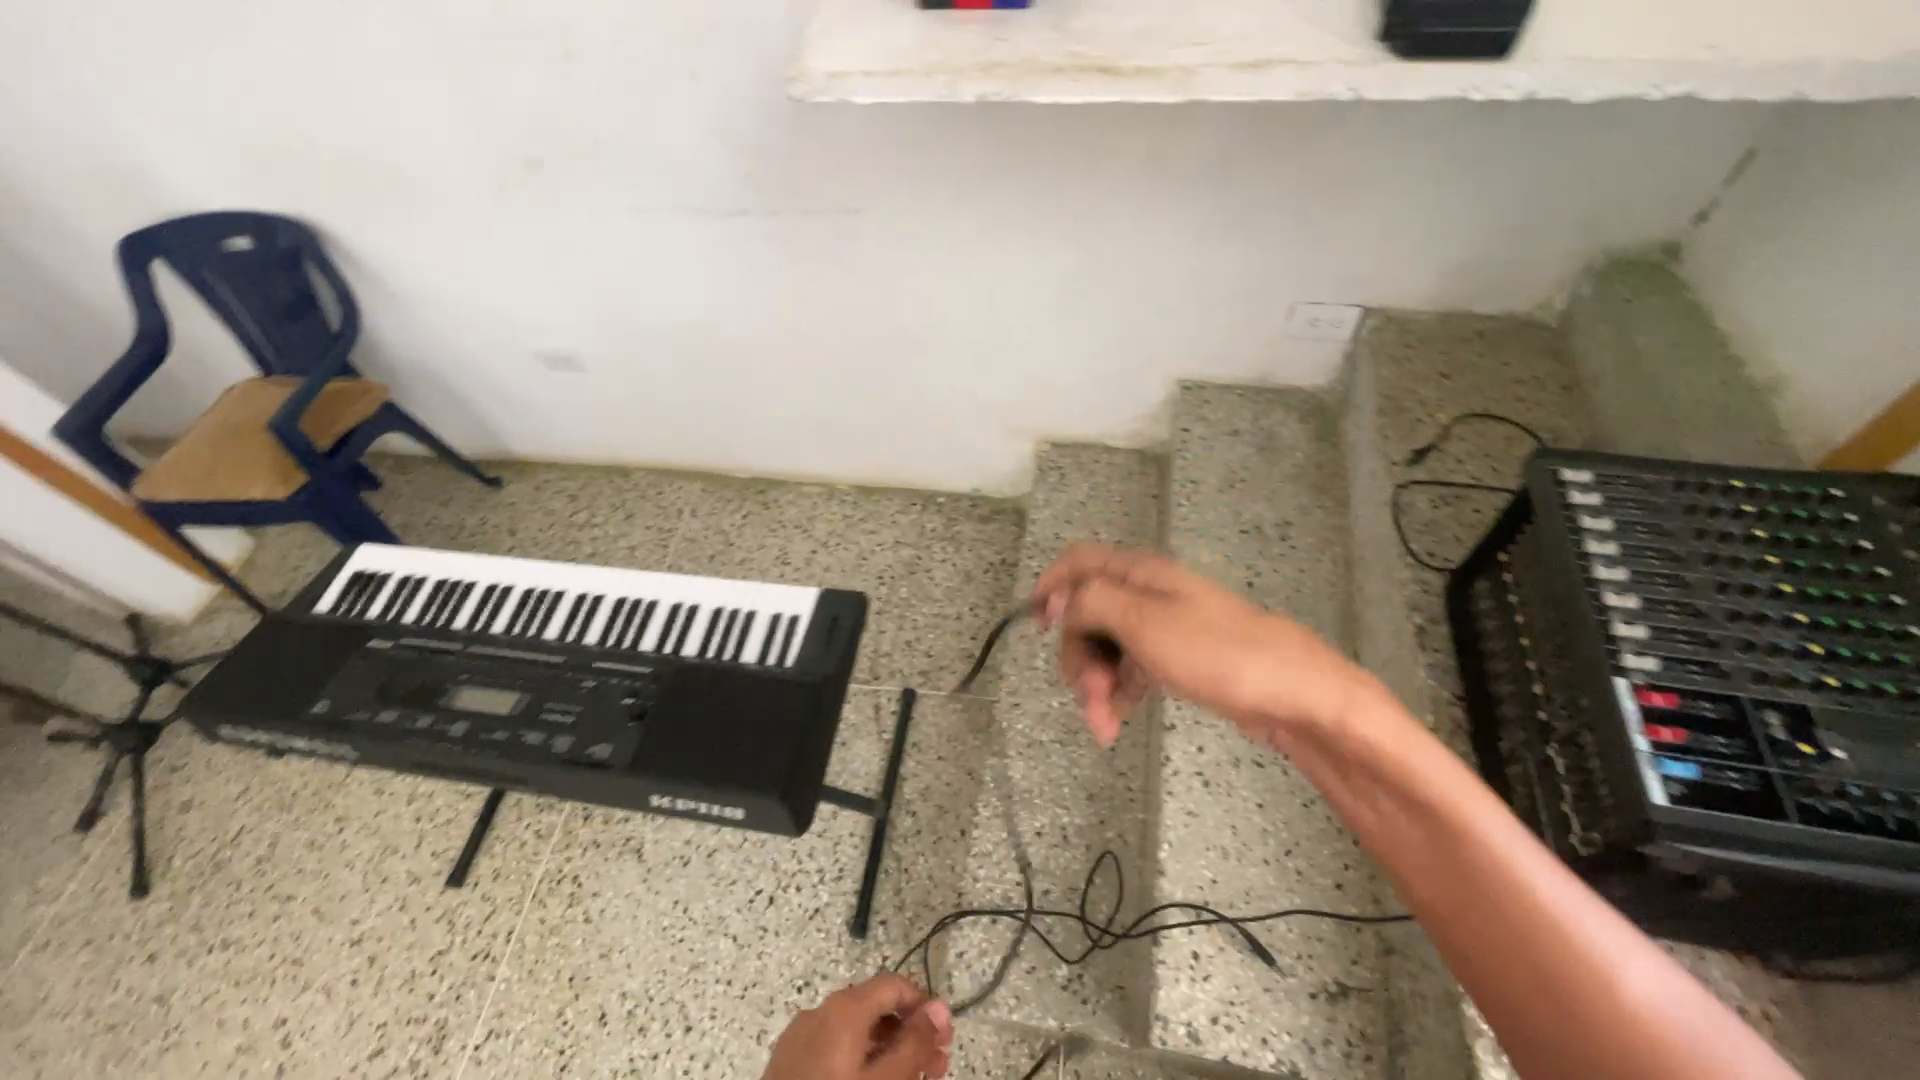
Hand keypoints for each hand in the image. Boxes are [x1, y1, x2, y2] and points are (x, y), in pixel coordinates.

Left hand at [762, 975, 952, 1079]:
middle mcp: (820, 1011)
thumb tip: (939, 1007)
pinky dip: (860, 1061)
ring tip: (911, 1079)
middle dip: (911, 1035)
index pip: (895, 985)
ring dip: (888, 1051)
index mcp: (844, 1007)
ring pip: (856, 1033)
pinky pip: (834, 1049)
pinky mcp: (789, 1062)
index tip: (945, 1040)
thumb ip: (915, 1042)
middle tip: (936, 1068)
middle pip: (876, 1010)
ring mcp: (801, 1037)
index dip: (925, 1008)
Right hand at [1032, 543, 1371, 747]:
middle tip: (1085, 694)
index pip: (1079, 562)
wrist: (1292, 693)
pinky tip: (1116, 723)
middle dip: (1078, 656)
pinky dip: (1119, 695)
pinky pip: (1132, 670)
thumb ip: (1091, 602)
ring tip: (1104, 723)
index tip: (1038, 627)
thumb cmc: (1217, 652)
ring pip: (1108, 647)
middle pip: (1088, 613)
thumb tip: (1058, 599)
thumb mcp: (1143, 621)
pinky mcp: (1177, 659)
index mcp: (1141, 574)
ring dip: (1096, 683)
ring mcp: (1164, 628)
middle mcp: (1149, 594)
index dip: (1052, 588)